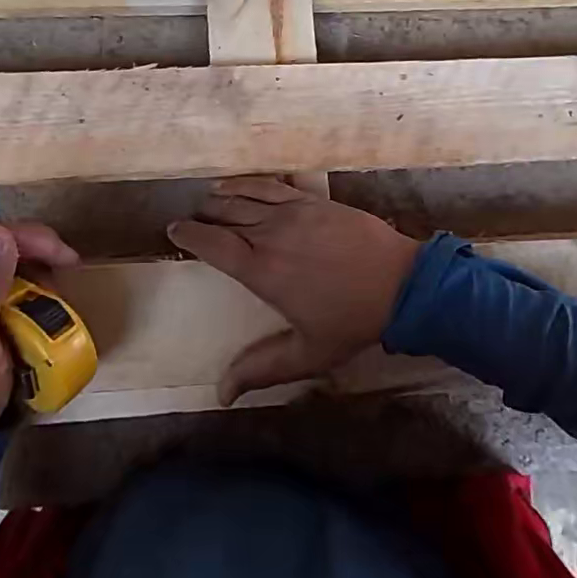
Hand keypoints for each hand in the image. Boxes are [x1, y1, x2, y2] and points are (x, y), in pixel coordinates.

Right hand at [167, 177, 420, 404]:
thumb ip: (262, 369)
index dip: (190, 235)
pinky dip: (254, 183)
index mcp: (263, 271)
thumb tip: (221, 394)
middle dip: (204, 215)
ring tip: (211, 196)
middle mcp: (272, 235)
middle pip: (226, 215)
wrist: (401, 284)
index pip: (213, 245)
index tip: (175, 231)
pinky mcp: (316, 201)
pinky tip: (246, 183)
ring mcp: (296, 213)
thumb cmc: (352, 321)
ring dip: (224, 195)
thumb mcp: (307, 354)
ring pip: (248, 196)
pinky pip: (276, 186)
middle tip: (193, 218)